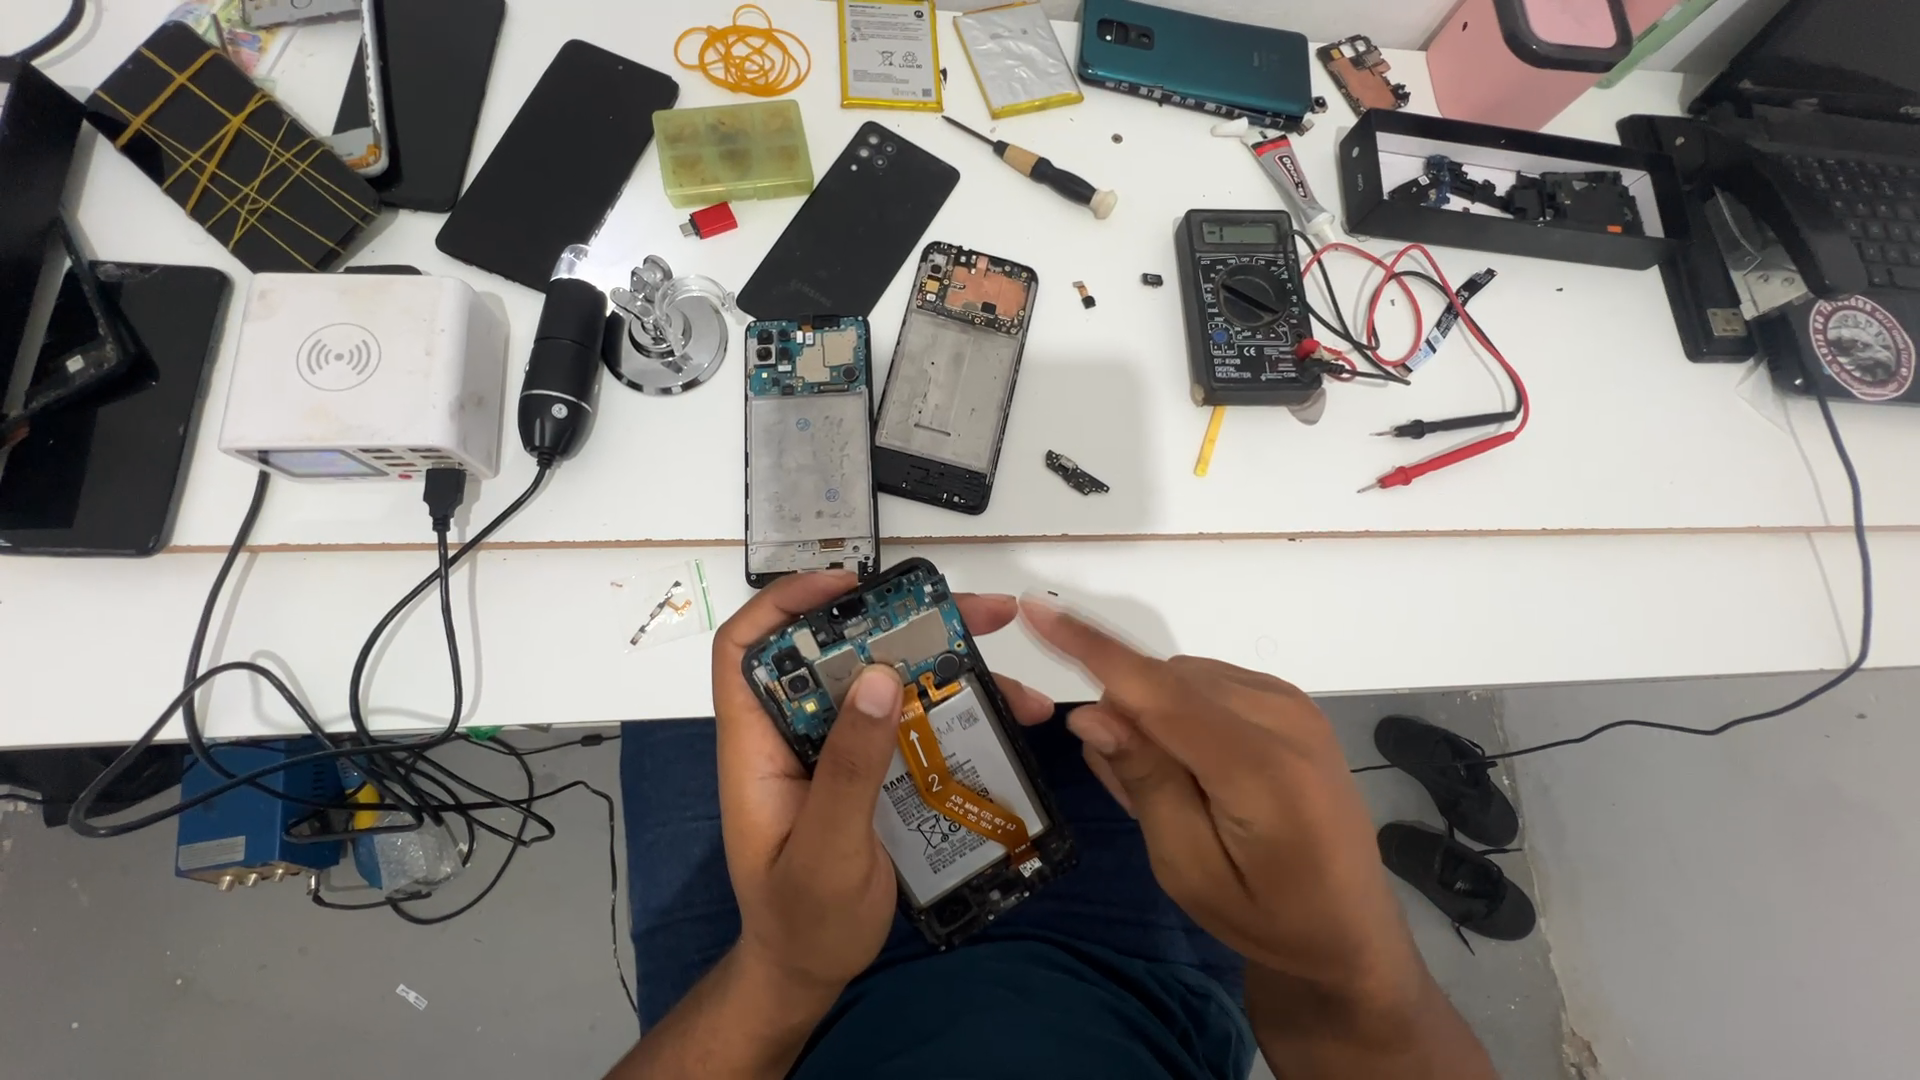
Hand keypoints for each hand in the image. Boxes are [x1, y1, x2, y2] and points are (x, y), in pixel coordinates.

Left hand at [712, 572, 1055, 994]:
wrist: (814, 970)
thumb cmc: (802, 918)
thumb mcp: (825, 850)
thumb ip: (849, 769)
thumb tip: (881, 677)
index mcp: (760, 743)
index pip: (748, 650)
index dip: (785, 604)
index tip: (850, 586)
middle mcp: (800, 731)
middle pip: (842, 652)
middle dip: (908, 624)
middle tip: (979, 612)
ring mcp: (840, 747)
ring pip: (890, 682)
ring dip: (952, 668)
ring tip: (1018, 671)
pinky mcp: (876, 766)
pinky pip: (916, 722)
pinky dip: (962, 713)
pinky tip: (1015, 718)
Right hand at [1020, 595, 1420, 1004]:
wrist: (1350, 929)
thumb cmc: (1265, 915)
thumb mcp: (1188, 869)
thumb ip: (1145, 783)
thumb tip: (1090, 713)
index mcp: (1260, 769)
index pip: (1157, 691)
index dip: (1091, 648)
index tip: (1036, 610)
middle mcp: (1280, 717)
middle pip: (1162, 682)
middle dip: (1125, 716)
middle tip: (1131, 789)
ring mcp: (1290, 703)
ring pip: (1180, 677)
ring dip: (1153, 716)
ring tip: (1176, 788)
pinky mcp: (1290, 701)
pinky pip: (1205, 683)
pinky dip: (1181, 713)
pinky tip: (1200, 767)